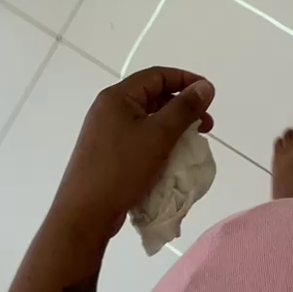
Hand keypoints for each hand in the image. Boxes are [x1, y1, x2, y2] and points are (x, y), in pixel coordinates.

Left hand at [49, 67, 215, 238]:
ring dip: (173, 128)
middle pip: (153, 97)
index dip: (186, 80)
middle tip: (205, 126)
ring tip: (191, 145)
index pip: (157, 75)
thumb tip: (205, 86)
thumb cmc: (121, 169)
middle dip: (182, 108)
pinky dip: (159, 144)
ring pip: (148, 121)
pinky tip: (171, 160)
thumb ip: (184, 108)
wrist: (83, 215)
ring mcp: (106, 133)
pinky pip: (139, 140)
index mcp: (117, 97)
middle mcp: (109, 109)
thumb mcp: (158, 136)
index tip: (208, 94)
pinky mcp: (107, 154)